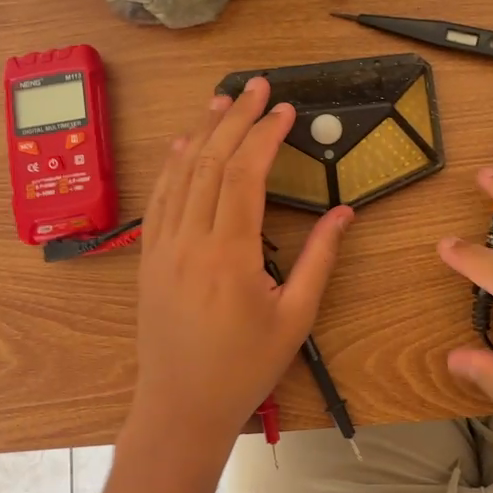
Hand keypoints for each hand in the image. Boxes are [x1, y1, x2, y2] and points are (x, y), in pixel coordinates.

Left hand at [130, 77, 353, 447]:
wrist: (181, 407)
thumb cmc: (244, 367)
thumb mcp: (295, 318)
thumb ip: (321, 259)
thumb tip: (344, 212)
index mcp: (230, 254)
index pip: (245, 174)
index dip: (265, 135)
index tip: (284, 109)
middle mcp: (190, 240)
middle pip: (211, 161)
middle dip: (236, 118)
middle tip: (256, 86)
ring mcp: (163, 246)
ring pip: (181, 173)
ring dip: (202, 132)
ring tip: (223, 100)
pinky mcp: (148, 256)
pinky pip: (159, 198)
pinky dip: (173, 165)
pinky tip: (184, 145)